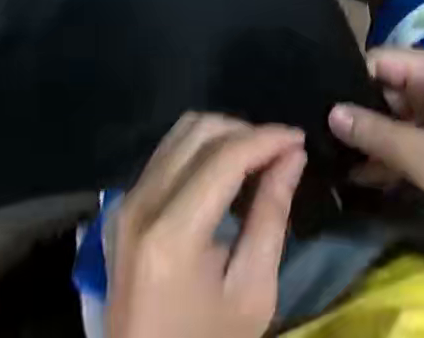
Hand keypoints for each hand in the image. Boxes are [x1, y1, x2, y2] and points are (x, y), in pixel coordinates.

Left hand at [108, 114, 307, 337]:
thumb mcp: (253, 293)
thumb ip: (271, 216)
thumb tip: (293, 156)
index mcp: (172, 233)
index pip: (224, 156)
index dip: (267, 138)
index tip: (299, 138)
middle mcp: (141, 203)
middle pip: (199, 131)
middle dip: (246, 131)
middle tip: (281, 151)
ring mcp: (126, 201)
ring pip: (180, 132)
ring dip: (224, 134)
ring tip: (258, 157)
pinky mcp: (124, 203)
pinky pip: (167, 151)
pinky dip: (202, 147)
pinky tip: (228, 168)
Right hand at [328, 47, 423, 241]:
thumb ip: (374, 133)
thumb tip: (331, 112)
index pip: (378, 61)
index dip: (348, 82)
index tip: (317, 105)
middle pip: (385, 86)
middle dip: (357, 113)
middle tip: (321, 136)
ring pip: (396, 114)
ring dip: (372, 138)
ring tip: (335, 159)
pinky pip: (412, 133)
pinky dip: (393, 151)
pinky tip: (364, 175)